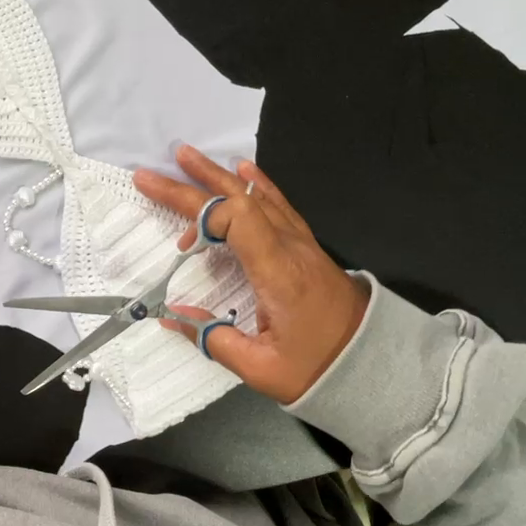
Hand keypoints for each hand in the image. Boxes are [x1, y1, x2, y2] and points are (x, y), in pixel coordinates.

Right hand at [133, 145, 369, 403]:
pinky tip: (243, 168)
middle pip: (239, 199)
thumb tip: (172, 316)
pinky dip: (256, 183)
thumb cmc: (318, 366)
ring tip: (186, 156)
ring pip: (257, 195)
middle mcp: (290, 246)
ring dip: (217, 175)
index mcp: (278, 272)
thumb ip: (215, 340)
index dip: (201, 220)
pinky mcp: (305, 246)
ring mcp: (301, 242)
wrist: (374, 363)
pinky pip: (278, 203)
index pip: (239, 218)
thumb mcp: (262, 369)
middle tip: (151, 174)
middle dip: (191, 185)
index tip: (181, 247)